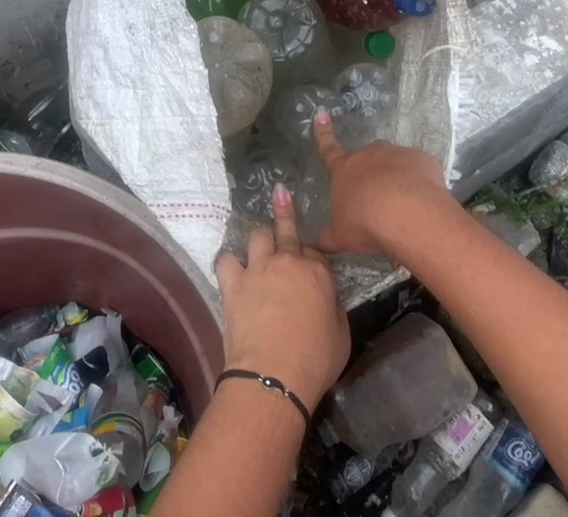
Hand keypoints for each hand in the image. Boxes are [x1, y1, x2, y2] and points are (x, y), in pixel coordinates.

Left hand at [214, 183, 350, 403]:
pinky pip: (225, 260)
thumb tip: (325, 299)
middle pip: (286, 231)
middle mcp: (288, 262)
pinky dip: (228, 261)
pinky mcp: (233, 284)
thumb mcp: (341, 334)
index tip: (312, 265)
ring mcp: (258, 269)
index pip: (316, 252)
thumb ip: (333, 308)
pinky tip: (230, 265)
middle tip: (280, 192)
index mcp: (318, 272)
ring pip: (257, 236)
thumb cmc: (315, 360)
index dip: (313, 258)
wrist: (273, 375)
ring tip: (258, 241)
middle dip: (285, 211)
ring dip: (259, 238)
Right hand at [312, 107, 454, 255]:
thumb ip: (328, 238)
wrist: (408, 214)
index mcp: (344, 169)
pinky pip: (418, 169)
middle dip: (370, 175)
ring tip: (402, 206)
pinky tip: (421, 201)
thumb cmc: (366, 222)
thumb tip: (315, 245)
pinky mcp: (422, 159)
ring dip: (395, 179)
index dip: (323, 132)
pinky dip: (418, 182)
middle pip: (367, 159)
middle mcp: (369, 155)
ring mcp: (397, 154)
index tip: (321, 112)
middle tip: (377, 200)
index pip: (328, 148)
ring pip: (394, 163)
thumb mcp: (341, 236)